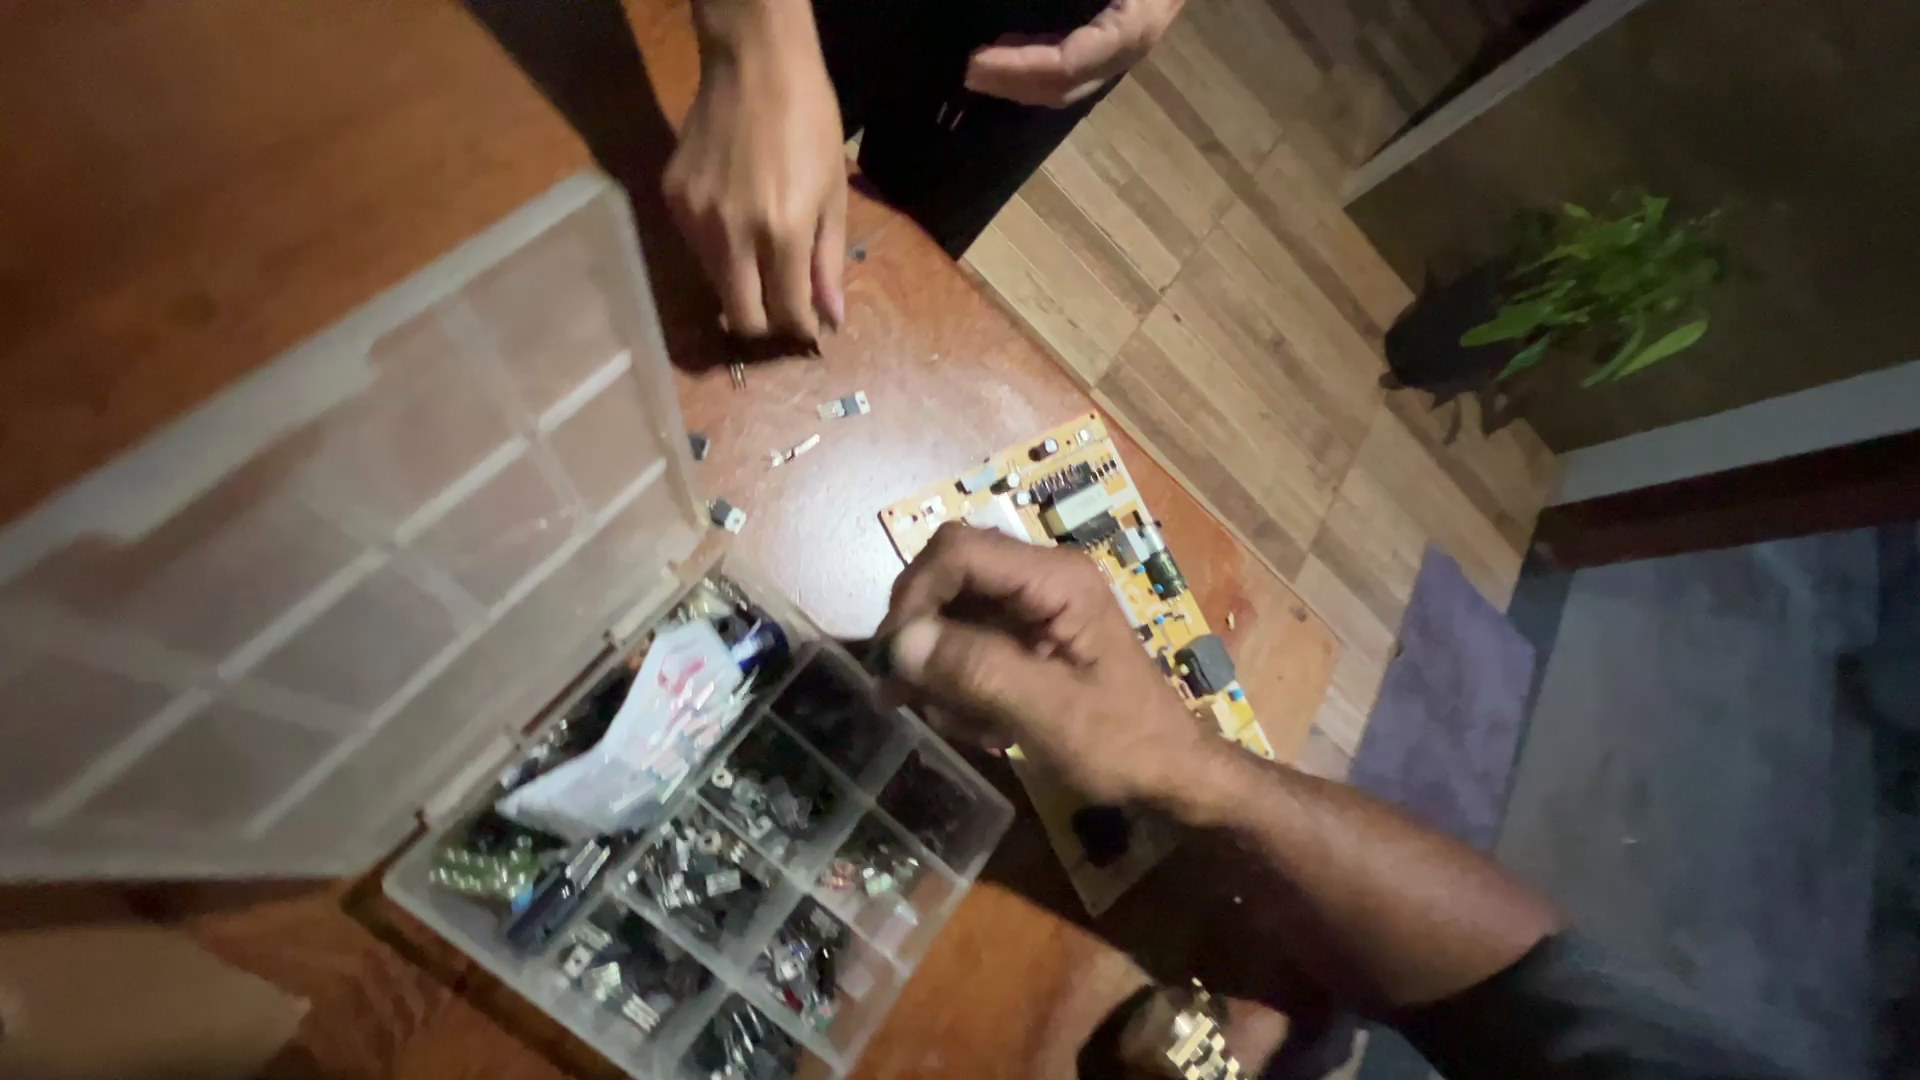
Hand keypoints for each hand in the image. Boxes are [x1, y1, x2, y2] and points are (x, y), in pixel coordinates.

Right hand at [666, 0, 846, 338]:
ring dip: (745, 290)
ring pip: (719, 288)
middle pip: (743, 317)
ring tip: (764, 264)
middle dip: (768, 327)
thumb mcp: (833, 197)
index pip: (787, 313)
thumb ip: (828, 264)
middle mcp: (732, 234)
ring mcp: (695, 218)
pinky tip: (738, 229)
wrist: (754, 62)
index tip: (810, 330)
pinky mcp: (673, 200)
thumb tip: (830, 318)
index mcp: (782, 233)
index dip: (802, 331)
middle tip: (784, 312)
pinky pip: (699, 253)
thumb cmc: (809, 126)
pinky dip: (723, 257)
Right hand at [877, 524, 1217, 805]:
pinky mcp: (1025, 632)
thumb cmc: (1124, 743)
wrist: (1169, 772)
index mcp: (1056, 578)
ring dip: (938, 668)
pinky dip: (957, 682)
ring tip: (958, 723)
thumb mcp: (1051, 713)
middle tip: (903, 695)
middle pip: (948, 576)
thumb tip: (901, 642)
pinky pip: (967, 641)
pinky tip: (980, 724)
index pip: (959, 550)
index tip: (896, 657)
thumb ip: (978, 671)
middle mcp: (1040, 577)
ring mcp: (1032, 603)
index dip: (915, 594)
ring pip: (950, 612)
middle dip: (920, 635)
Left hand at [964, 0, 1183, 107]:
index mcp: (1133, 26)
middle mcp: (1131, 46)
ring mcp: (1128, 45)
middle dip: (1012, 85)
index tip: (976, 61)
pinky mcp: (1119, 35)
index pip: (1065, 66)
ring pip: (1067, 84)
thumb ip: (1069, 7)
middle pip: (1063, 87)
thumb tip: (1031, 49)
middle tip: (968, 74)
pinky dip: (1037, 68)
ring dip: (1020, 83)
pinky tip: (1010, 55)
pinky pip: (1073, 65)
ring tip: (982, 71)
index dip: (1017, 69)